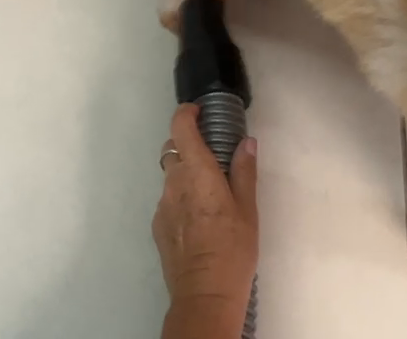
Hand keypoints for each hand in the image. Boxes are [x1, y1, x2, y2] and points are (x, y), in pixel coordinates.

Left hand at [153, 105, 258, 333]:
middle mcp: (174, 182)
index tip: (198, 112)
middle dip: (189, 146)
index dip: (186, 113)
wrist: (205, 295)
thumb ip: (244, 171)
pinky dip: (180, 199)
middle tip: (212, 159)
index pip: (180, 127)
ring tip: (209, 197)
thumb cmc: (232, 249)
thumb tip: (246, 142)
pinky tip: (198, 221)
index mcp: (197, 171)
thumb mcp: (248, 209)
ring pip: (171, 177)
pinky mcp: (158, 226)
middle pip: (174, 150)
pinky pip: (168, 200)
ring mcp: (162, 205)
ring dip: (186, 176)